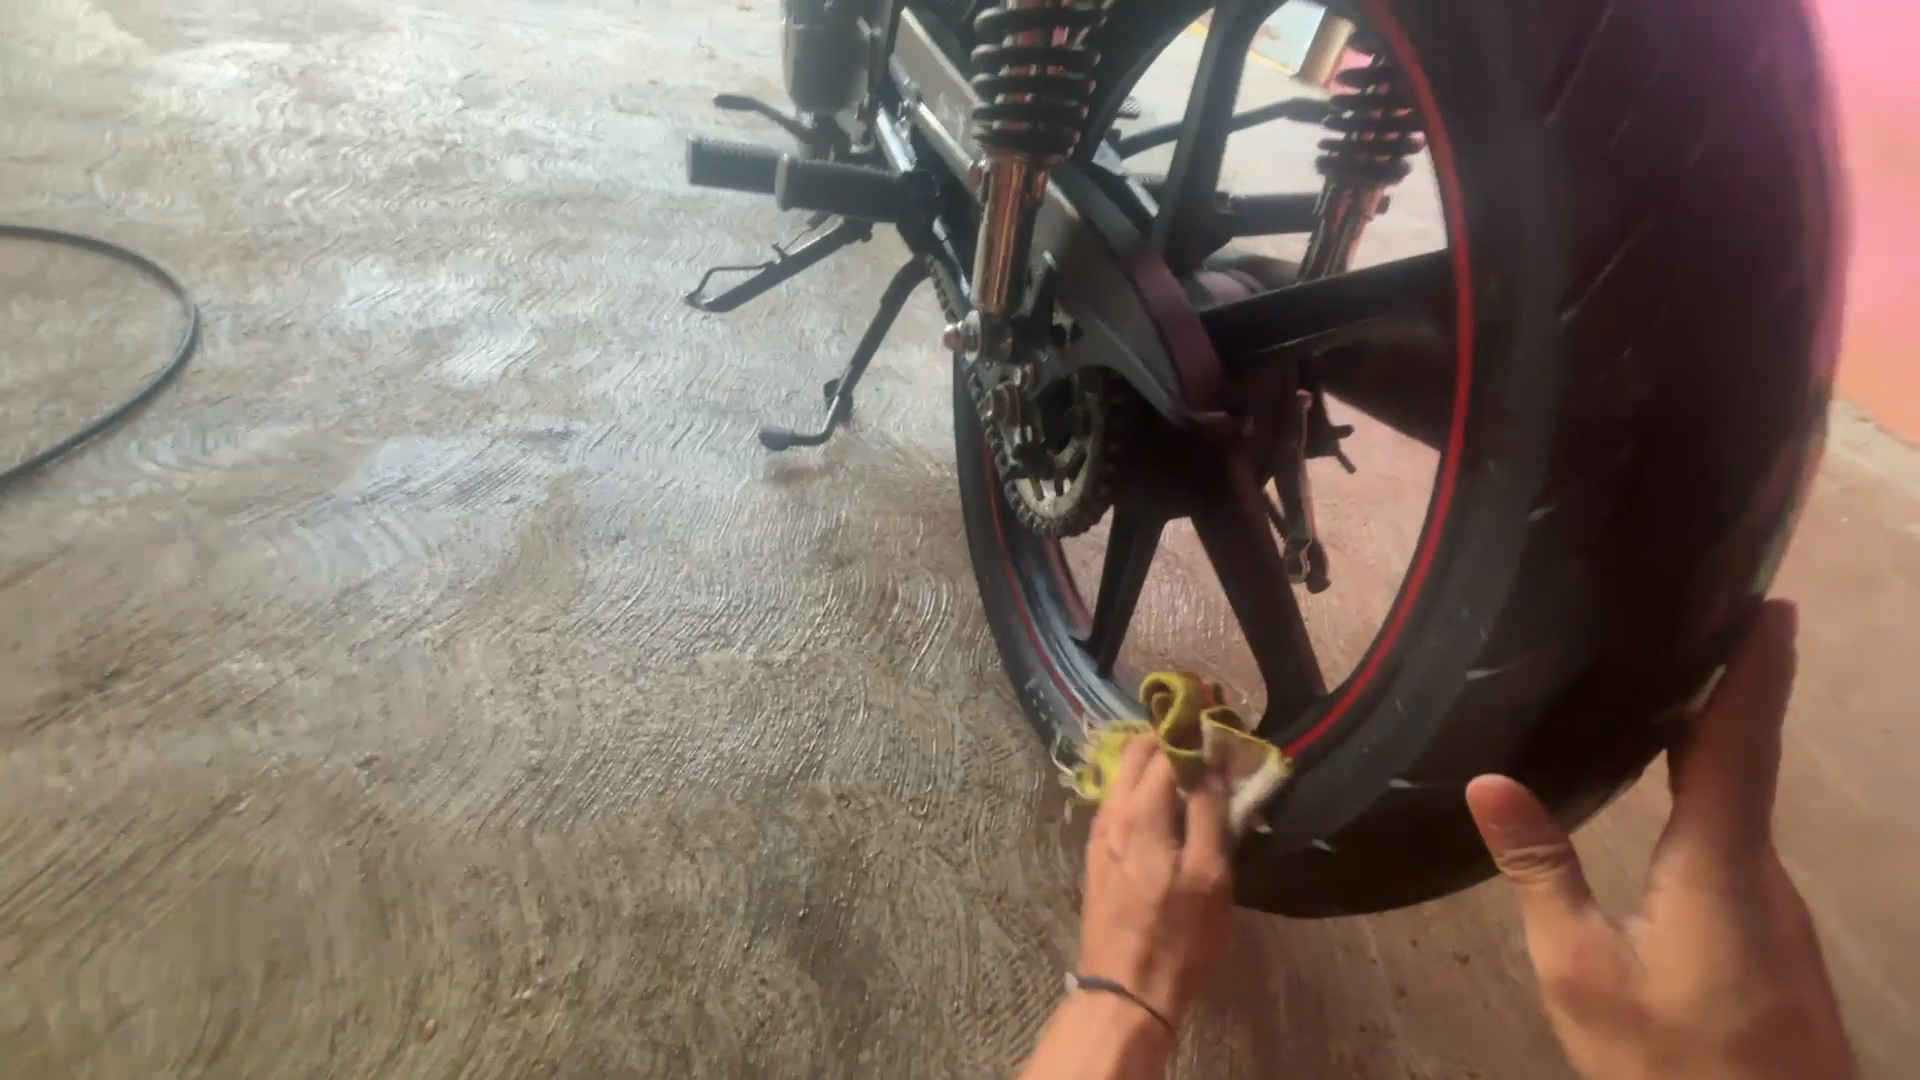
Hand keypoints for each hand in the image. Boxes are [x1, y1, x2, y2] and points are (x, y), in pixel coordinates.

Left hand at [1077, 737, 1233, 1027]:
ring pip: (1125, 772)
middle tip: (1205, 737)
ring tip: (1191, 765)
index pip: (1166, 748)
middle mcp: (1112, 808)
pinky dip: (1143, 784)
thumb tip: (1211, 765)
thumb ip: (1209, 814)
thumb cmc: (1177, 937)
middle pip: (1137, 751)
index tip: (1217, 717)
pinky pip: (1121, 796)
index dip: (1192, 729)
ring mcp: (1099, 827)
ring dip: (1155, 759)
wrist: (1124, 986)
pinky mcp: (1098, 847)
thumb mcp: (1209, 877)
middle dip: (1171, 735)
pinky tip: (1167, 798)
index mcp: (1139, 811)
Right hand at [1466, 600, 1853, 1079]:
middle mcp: (1762, 878)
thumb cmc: (1669, 1064)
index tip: (1770, 609)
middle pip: (1745, 764)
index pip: (1739, 753)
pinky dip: (1707, 781)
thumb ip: (1541, 870)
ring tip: (1662, 680)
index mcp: (1721, 872)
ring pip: (1741, 801)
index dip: (1756, 679)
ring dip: (1713, 733)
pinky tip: (1667, 778)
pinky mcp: (1762, 932)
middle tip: (1683, 623)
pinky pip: (1732, 833)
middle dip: (1727, 688)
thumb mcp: (1582, 969)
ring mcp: (1771, 910)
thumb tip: (1488, 780)